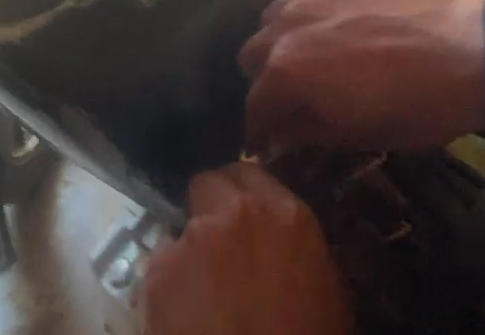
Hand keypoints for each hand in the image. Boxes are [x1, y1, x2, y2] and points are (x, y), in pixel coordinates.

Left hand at [143, 163, 350, 334]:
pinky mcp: (158, 271)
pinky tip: (183, 314)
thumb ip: (298, 246)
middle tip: (216, 243)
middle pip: (209, 182)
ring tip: (200, 291)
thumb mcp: (327, 288)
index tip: (239, 213)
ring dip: (190, 251)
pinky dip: (168, 286)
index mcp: (285, 214)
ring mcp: (192, 238)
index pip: (249, 171)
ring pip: (182, 228)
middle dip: (210, 206)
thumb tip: (281, 237)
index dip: (241, 193)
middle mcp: (235, 213)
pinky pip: (160, 266)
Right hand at [239, 0, 484, 149]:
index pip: (253, 104)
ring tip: (322, 50)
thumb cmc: (417, 105)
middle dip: (267, 75)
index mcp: (286, 71)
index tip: (280, 134)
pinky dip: (319, 8)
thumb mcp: (358, 135)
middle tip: (301, 90)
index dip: (264, 125)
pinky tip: (351, 20)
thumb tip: (278, 132)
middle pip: (252, 52)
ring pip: (277, 14)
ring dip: (288, 36)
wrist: (472, 49)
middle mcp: (287, 23)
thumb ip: (305, 129)